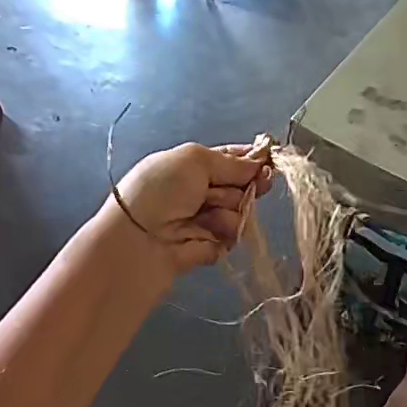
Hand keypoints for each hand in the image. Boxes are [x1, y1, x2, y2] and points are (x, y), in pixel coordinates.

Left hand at [111, 142, 274, 271]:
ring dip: (229, 213)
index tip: (270, 162)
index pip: (231, 159)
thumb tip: (259, 163)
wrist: (137, 240)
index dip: (252, 160)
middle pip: (241, 186)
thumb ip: (230, 162)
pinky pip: (231, 238)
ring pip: (239, 213)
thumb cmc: (159, 192)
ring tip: (206, 218)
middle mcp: (198, 191)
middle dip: (243, 187)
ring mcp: (203, 220)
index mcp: (192, 165)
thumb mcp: (194, 161)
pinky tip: (205, 237)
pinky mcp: (206, 247)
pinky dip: (223, 236)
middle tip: (227, 191)